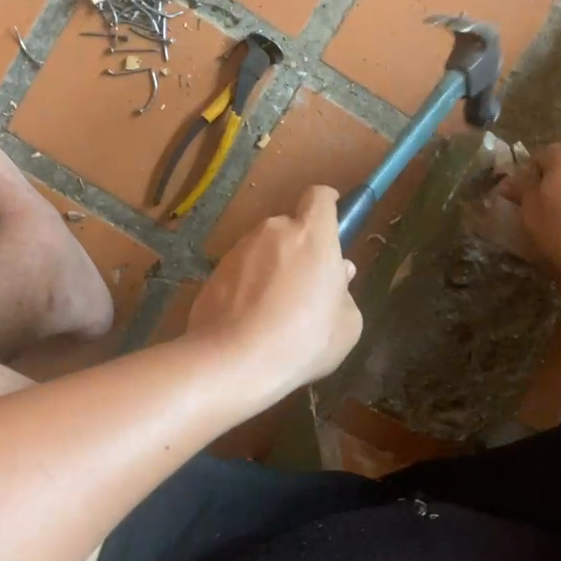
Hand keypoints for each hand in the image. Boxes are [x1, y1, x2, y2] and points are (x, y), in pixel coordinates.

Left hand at [185, 185, 362, 395]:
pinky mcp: (213, 273)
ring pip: (262, 251)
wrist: (234, 362)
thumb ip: (346, 293)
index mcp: (312, 235)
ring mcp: (238, 250)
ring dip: (271, 269)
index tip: (332, 225)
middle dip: (299, 250)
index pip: (320, 197)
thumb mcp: (347, 326)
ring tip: (274, 313)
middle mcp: (273, 232)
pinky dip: (247, 289)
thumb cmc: (304, 341)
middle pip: (290, 228)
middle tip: (305, 288)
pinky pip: (240, 273)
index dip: (328, 206)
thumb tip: (339, 274)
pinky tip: (249, 323)